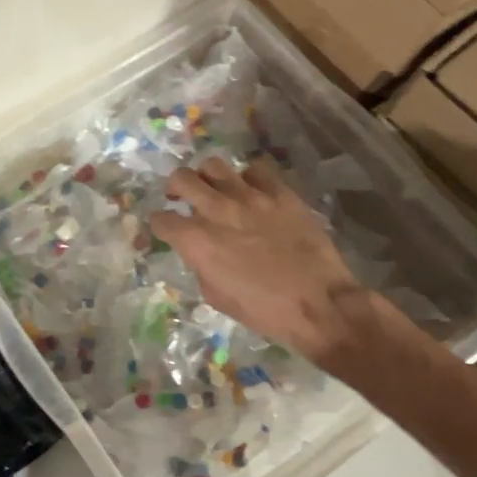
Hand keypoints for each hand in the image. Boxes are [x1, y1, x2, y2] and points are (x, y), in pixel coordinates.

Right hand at [149, 158, 404, 379]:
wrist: (318, 303)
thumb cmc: (264, 310)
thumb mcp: (217, 297)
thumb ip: (201, 266)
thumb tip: (200, 252)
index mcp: (197, 241)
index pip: (161, 219)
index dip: (159, 224)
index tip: (165, 229)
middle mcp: (217, 211)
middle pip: (181, 179)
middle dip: (175, 187)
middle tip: (181, 197)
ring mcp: (250, 196)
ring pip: (214, 165)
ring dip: (208, 177)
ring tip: (215, 188)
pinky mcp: (280, 192)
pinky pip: (256, 169)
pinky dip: (248, 177)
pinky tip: (252, 190)